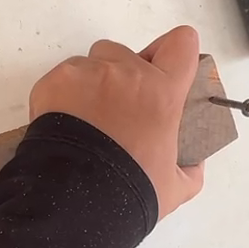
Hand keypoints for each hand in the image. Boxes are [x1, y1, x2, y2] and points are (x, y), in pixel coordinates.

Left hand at [29, 25, 205, 217]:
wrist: (75, 202)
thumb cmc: (126, 192)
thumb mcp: (175, 187)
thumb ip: (191, 168)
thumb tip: (194, 161)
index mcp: (162, 93)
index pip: (181, 44)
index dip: (173, 56)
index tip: (163, 72)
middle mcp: (126, 74)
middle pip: (128, 54)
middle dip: (124, 77)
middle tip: (118, 112)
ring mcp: (88, 74)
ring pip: (92, 64)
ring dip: (93, 84)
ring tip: (87, 122)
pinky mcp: (55, 82)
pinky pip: (63, 78)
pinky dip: (63, 96)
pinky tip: (65, 125)